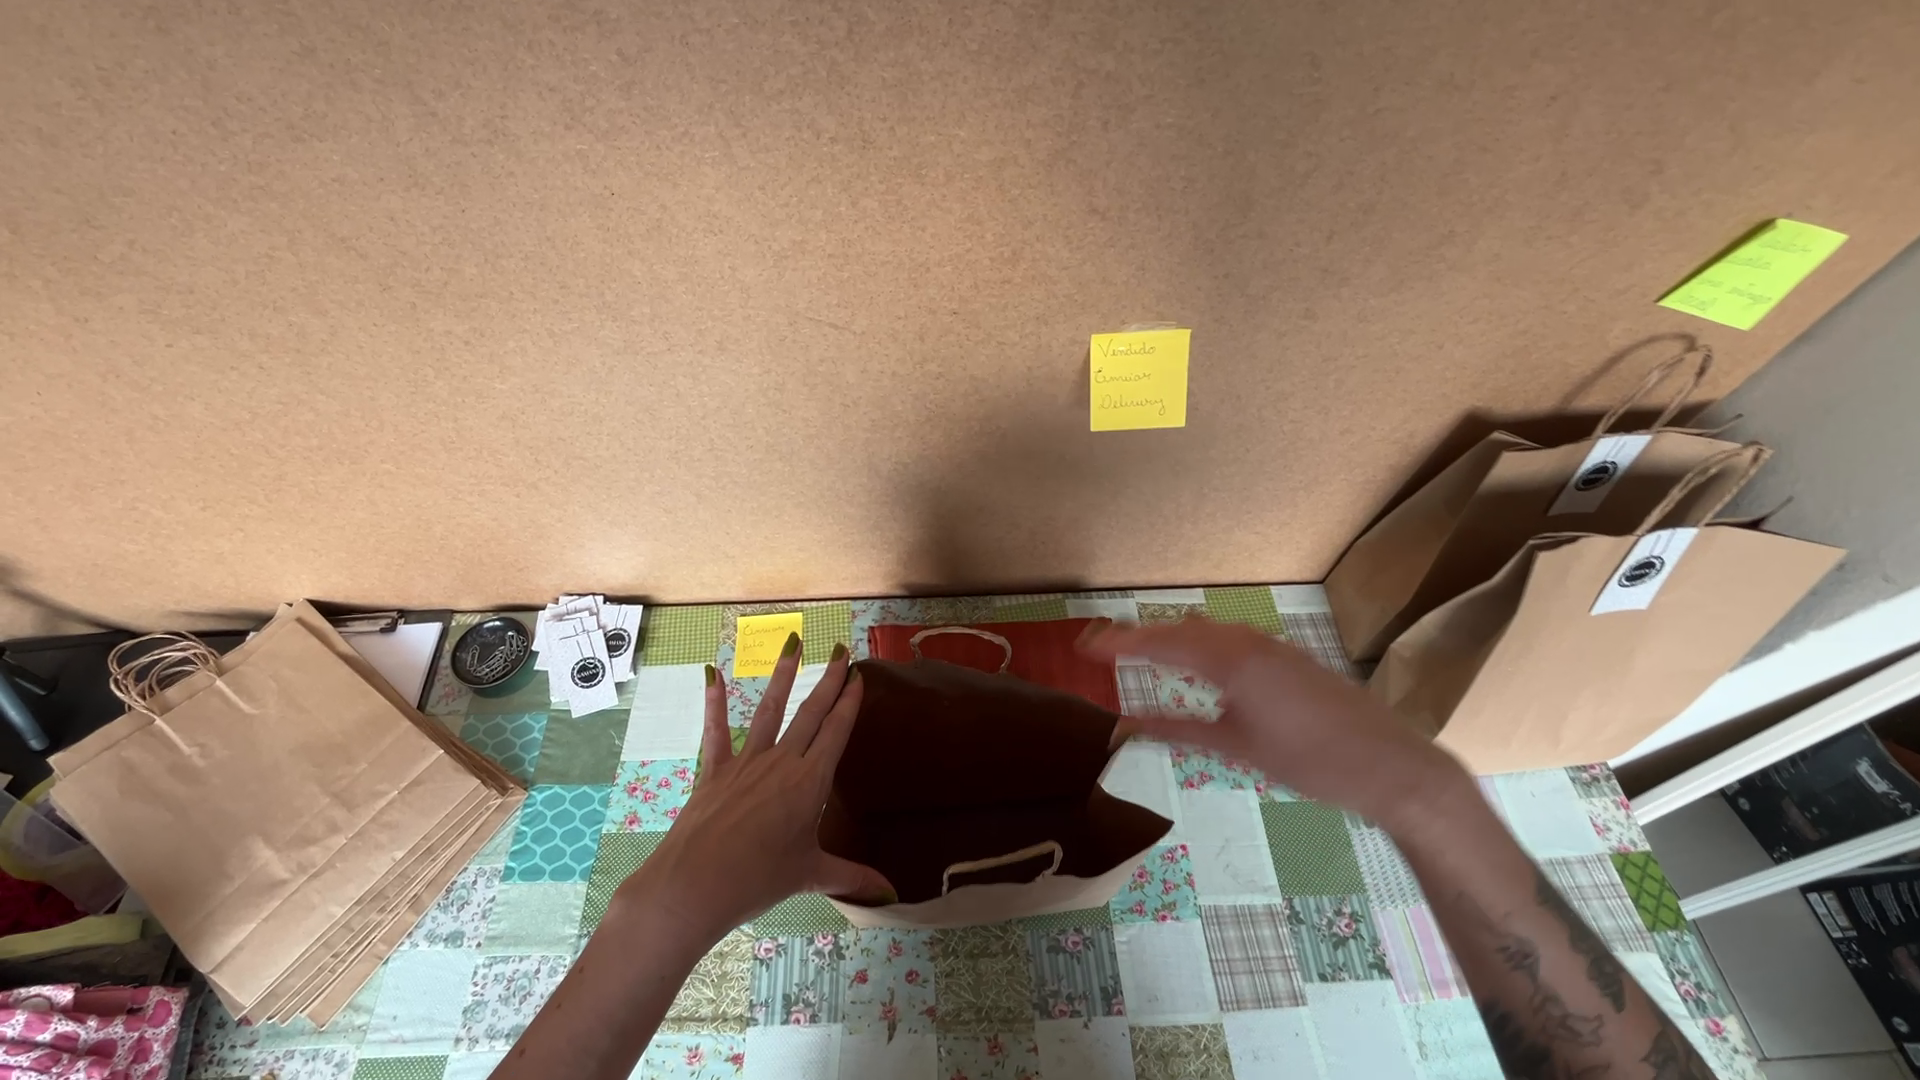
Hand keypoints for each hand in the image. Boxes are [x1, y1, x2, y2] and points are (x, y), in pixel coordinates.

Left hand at [614, 636, 893, 942]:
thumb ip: (852, 879)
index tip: (859, 674)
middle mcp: (782, 761)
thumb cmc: (758, 880)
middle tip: (842, 650)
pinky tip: (712, 673)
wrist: (694, 885)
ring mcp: (746, 762)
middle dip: (829, 680)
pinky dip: (715, 701)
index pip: (836, 731)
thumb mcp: (811, 874)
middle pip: (811, 712)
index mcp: (810, 781)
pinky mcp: (715, 770)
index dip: (849, 701)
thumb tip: (891, 896)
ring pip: (770, 710)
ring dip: (783, 675)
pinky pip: (717, 731)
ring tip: (793, 642)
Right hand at [1078, 618, 1461, 828]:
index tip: (1082, 646)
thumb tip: (1122, 727)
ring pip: (1208, 632)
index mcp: (1229, 659)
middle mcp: (1247, 641)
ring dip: (1171, 640)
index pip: (1159, 643)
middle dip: (1138, 637)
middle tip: (1102, 649)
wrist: (1392, 765)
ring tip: (1139, 654)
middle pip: (1179, 630)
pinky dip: (1201, 646)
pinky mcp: (1289, 658)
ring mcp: (1273, 646)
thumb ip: (1176, 731)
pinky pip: (1231, 640)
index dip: (1117, 644)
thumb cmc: (1310, 761)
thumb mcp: (1236, 748)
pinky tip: (1197, 665)